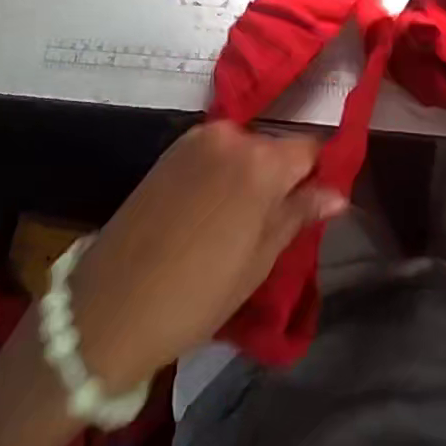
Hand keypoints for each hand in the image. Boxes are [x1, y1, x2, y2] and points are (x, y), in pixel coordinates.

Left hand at [66, 122, 344, 390]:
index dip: (320, 174)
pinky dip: (223, 174)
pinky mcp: (167, 153)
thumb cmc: (197, 294)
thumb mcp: (259, 261)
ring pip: (243, 150)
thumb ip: (299, 214)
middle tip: (279, 221)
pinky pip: (213, 154)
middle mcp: (228, 136)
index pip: (310, 149)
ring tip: (241, 222)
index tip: (320, 202)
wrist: (109, 308)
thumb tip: (336, 193)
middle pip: (274, 147)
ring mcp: (193, 141)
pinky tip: (212, 212)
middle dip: (284, 176)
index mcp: (259, 161)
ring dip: (251, 175)